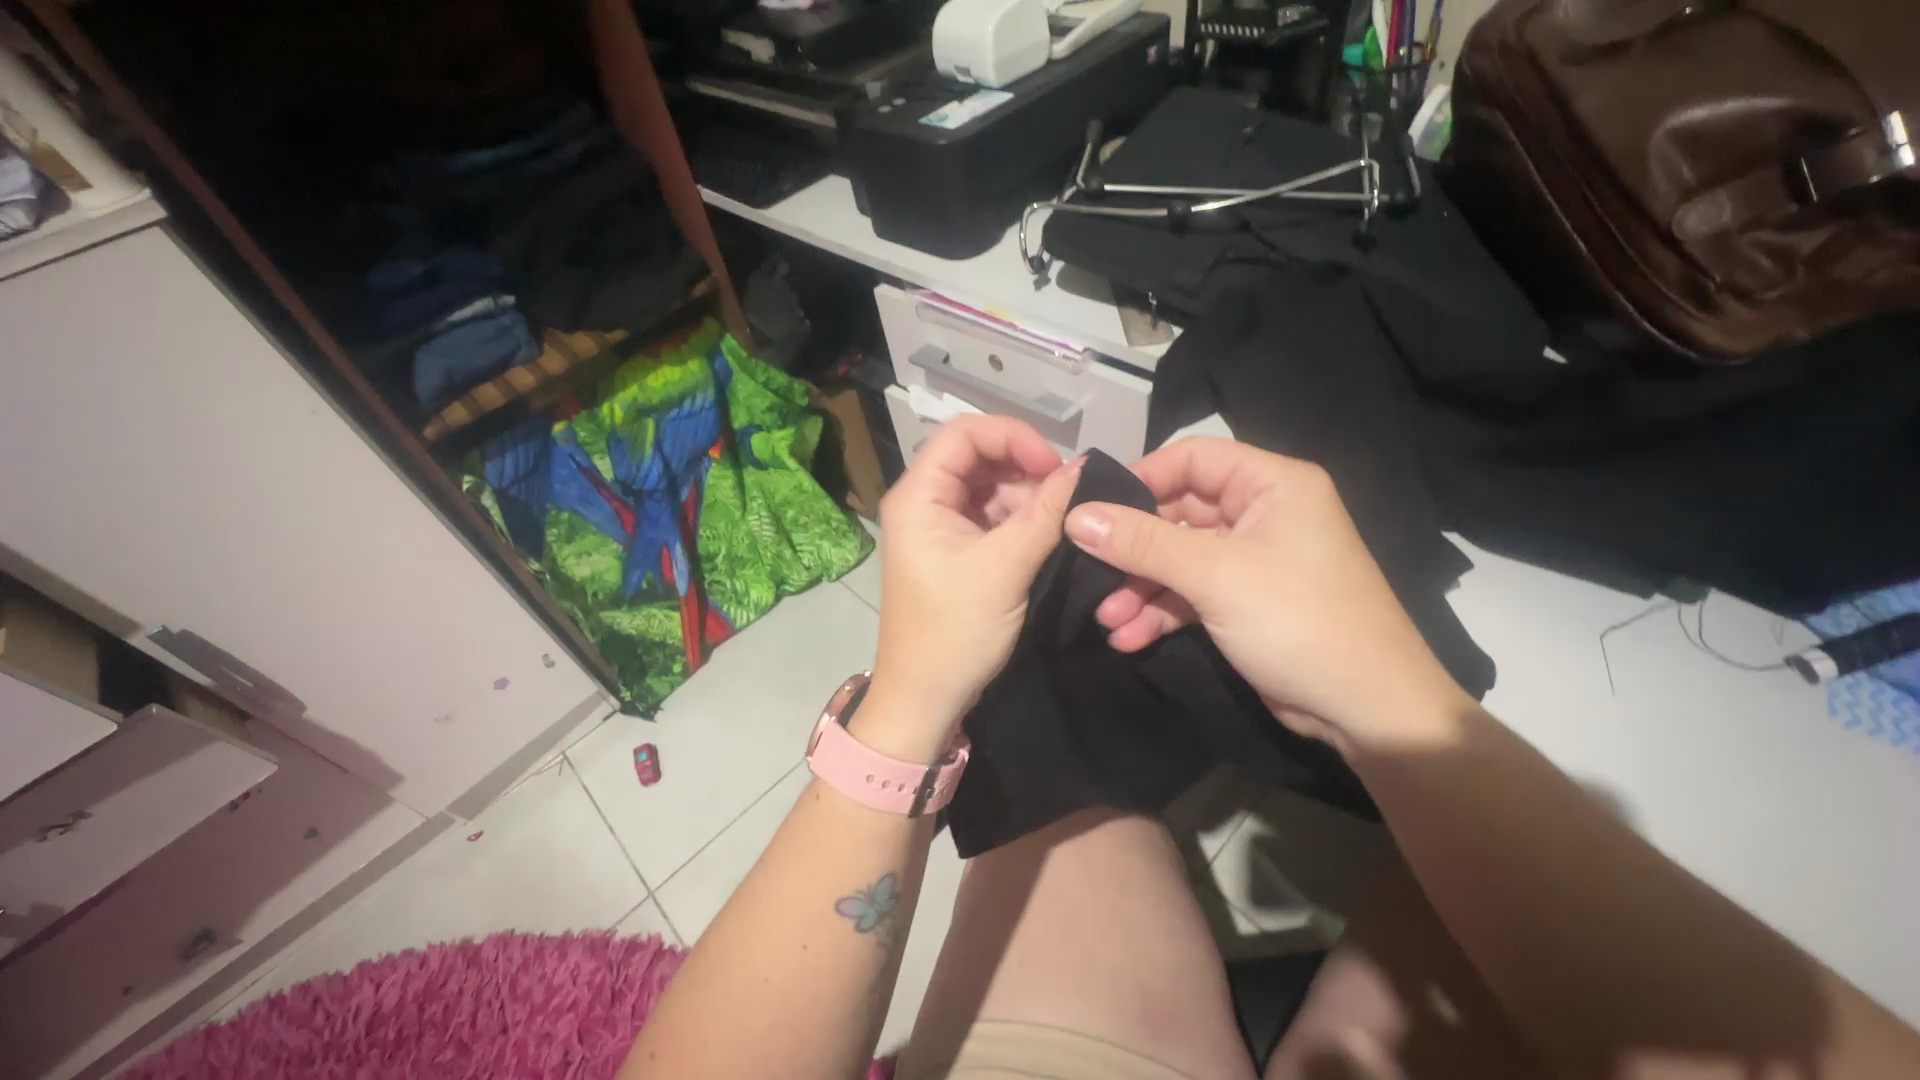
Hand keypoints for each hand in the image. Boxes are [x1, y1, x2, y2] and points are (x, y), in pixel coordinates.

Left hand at [862, 416, 1079, 758]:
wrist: (925, 698)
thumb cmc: (955, 633)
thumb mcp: (1005, 569)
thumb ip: (1045, 515)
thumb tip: (1083, 467)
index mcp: (918, 496)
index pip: (964, 433)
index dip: (1012, 437)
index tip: (1054, 466)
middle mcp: (923, 501)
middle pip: (977, 457)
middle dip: (1023, 469)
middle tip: (1065, 497)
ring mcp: (939, 526)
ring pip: (989, 487)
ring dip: (1026, 496)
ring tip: (1059, 522)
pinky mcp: (955, 550)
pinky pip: (991, 517)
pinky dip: (1020, 520)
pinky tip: (1046, 535)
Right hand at [1063, 437, 1468, 755]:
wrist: (1367, 709)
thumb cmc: (1298, 621)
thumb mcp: (1215, 575)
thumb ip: (1142, 543)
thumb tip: (1075, 516)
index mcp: (1272, 485)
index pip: (1192, 458)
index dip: (1140, 479)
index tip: (1090, 508)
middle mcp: (1262, 513)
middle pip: (1178, 513)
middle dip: (1132, 549)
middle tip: (1088, 572)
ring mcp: (1253, 561)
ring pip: (1179, 559)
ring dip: (1141, 588)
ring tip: (1107, 620)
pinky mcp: (1245, 602)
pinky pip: (1191, 594)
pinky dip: (1161, 612)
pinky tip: (1129, 638)